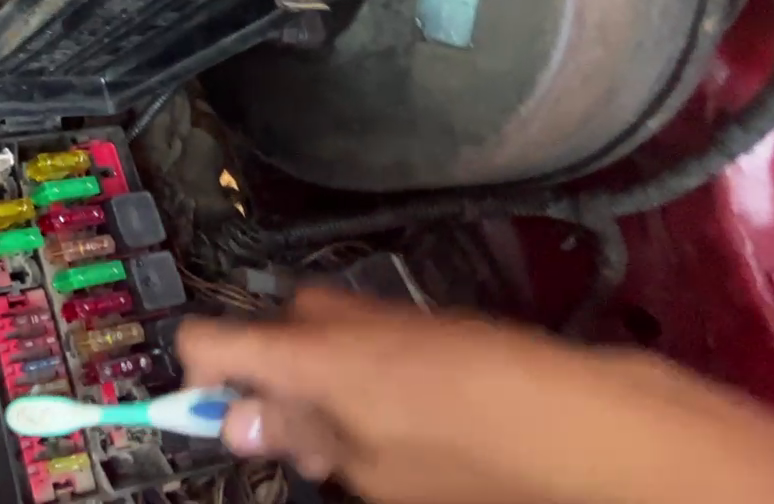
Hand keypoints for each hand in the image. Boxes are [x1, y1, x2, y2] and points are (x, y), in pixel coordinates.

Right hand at [178, 287, 773, 503]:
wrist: (577, 412)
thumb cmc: (461, 450)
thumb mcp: (368, 467)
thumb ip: (292, 433)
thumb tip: (235, 418)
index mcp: (292, 350)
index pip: (201, 339)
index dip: (197, 382)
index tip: (221, 420)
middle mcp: (314, 314)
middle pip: (257, 343)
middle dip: (270, 392)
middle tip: (311, 449)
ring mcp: (360, 307)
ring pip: (304, 340)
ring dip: (313, 385)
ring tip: (364, 440)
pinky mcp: (400, 311)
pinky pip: (347, 334)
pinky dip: (351, 372)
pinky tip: (406, 417)